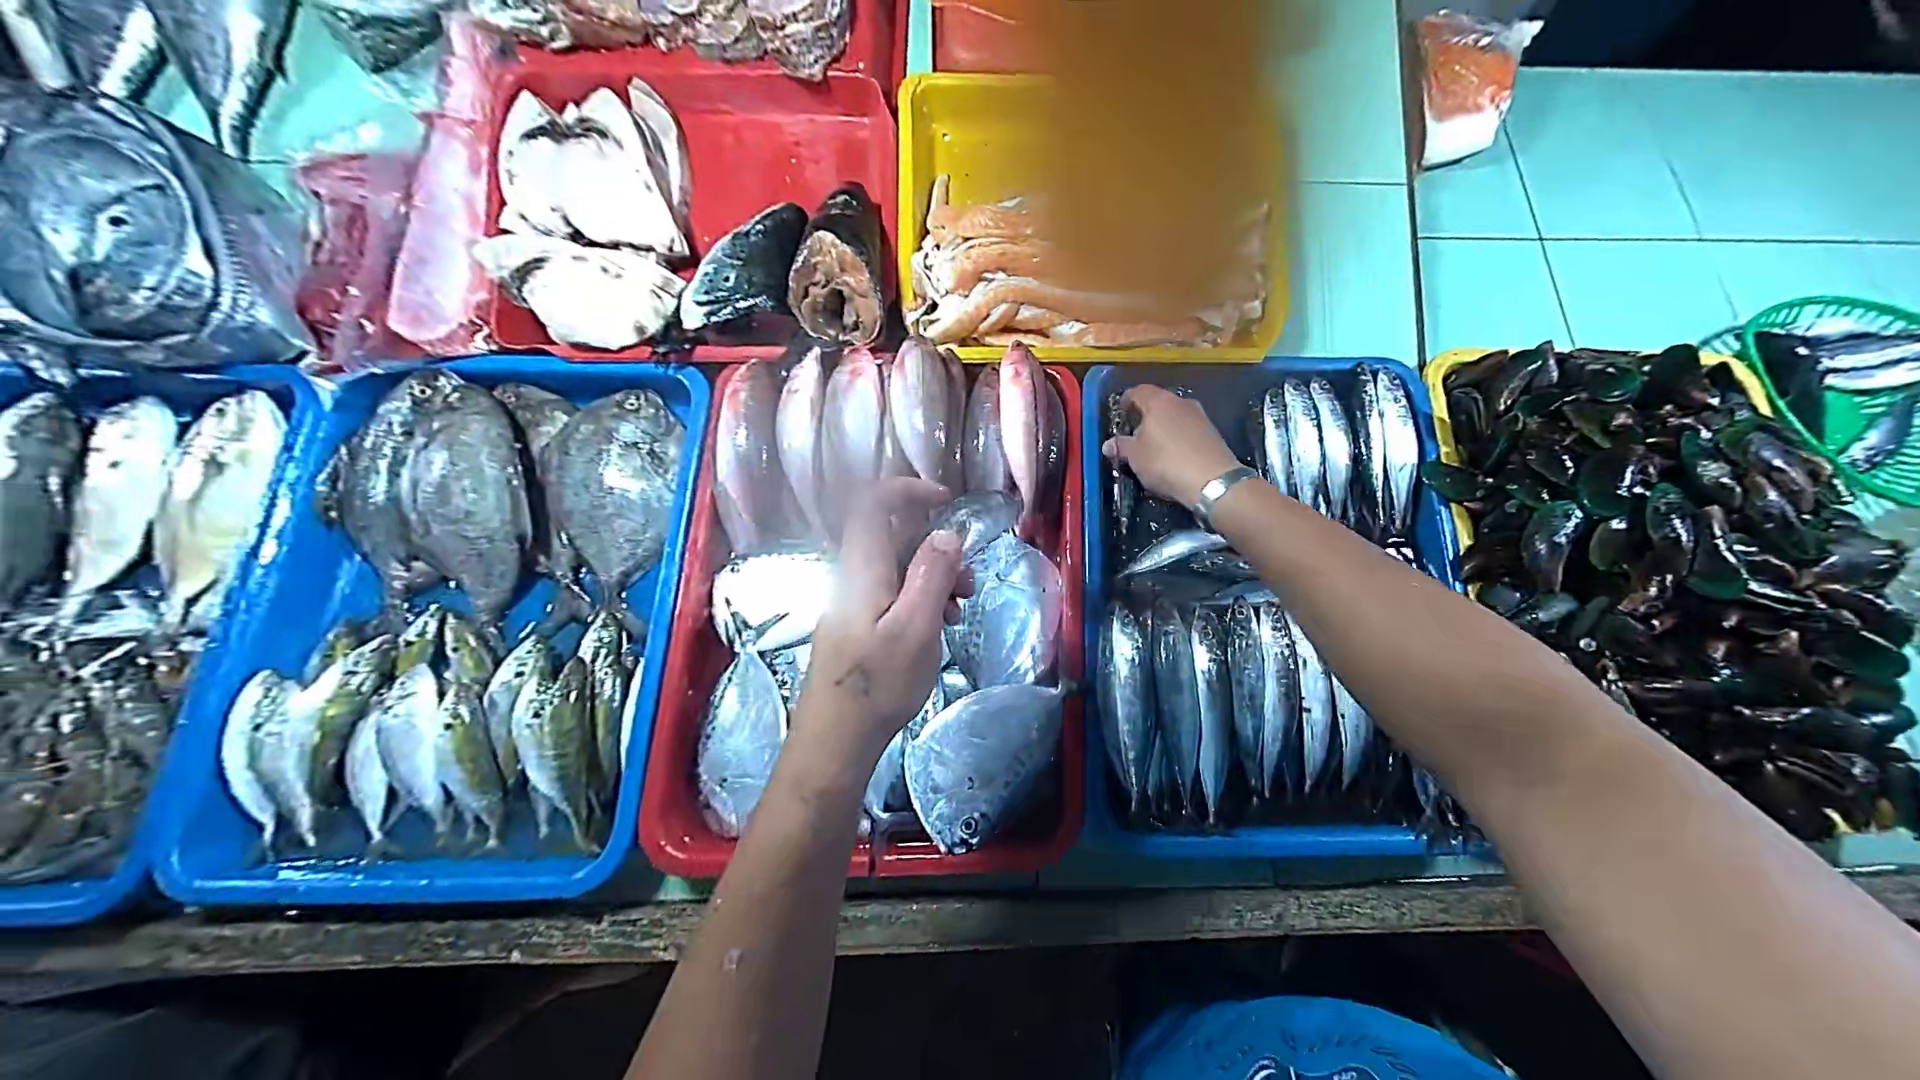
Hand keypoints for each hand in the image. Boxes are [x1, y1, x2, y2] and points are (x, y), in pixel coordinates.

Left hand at [794, 478, 969, 770]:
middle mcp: (853, 576)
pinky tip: (938, 625)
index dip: (908, 489)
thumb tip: (947, 534)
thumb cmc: (877, 684)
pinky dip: (920, 598)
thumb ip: (931, 575)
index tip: (946, 502)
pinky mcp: (857, 623)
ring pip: (896, 566)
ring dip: (933, 577)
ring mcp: (853, 601)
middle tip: (967, 583)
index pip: (872, 502)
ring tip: (959, 609)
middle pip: (893, 536)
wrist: (835, 739)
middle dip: (936, 547)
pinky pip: (891, 592)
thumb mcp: (916, 628)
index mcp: (863, 568)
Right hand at [1102, 385, 1242, 508]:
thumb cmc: (1165, 463)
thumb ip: (1121, 447)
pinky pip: (1187, 430)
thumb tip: (1109, 444)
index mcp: (1158, 402)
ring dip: (1162, 428)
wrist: (1212, 481)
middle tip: (1133, 433)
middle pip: (1158, 403)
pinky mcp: (1212, 433)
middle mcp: (1180, 402)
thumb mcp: (1135, 457)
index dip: (1126, 400)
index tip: (1120, 412)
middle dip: (1144, 416)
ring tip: (1151, 448)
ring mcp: (1200, 416)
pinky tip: (1172, 456)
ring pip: (1174, 417)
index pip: (1138, 391)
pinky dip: (1177, 438)